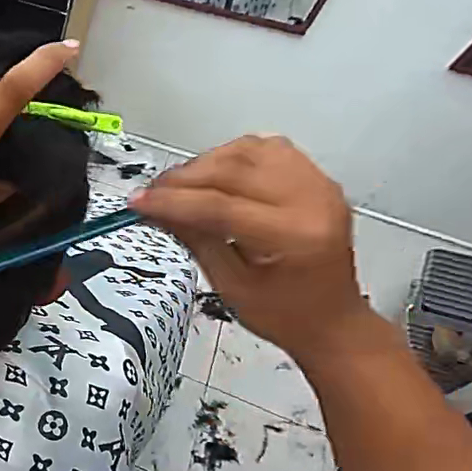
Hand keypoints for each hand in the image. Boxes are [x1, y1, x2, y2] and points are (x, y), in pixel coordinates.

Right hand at [130, 136, 377, 362]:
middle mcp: (312, 200)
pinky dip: (235, 156)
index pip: (221, 205)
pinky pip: (269, 150)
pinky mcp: (317, 178)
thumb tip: (155, 209)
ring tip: (179, 185)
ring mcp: (319, 184)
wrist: (333, 321)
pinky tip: (215, 174)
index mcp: (293, 237)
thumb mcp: (230, 285)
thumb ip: (195, 239)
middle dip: (184, 179)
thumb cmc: (284, 316)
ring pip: (249, 151)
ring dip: (207, 162)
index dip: (173, 201)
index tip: (138, 202)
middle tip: (152, 193)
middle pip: (234, 170)